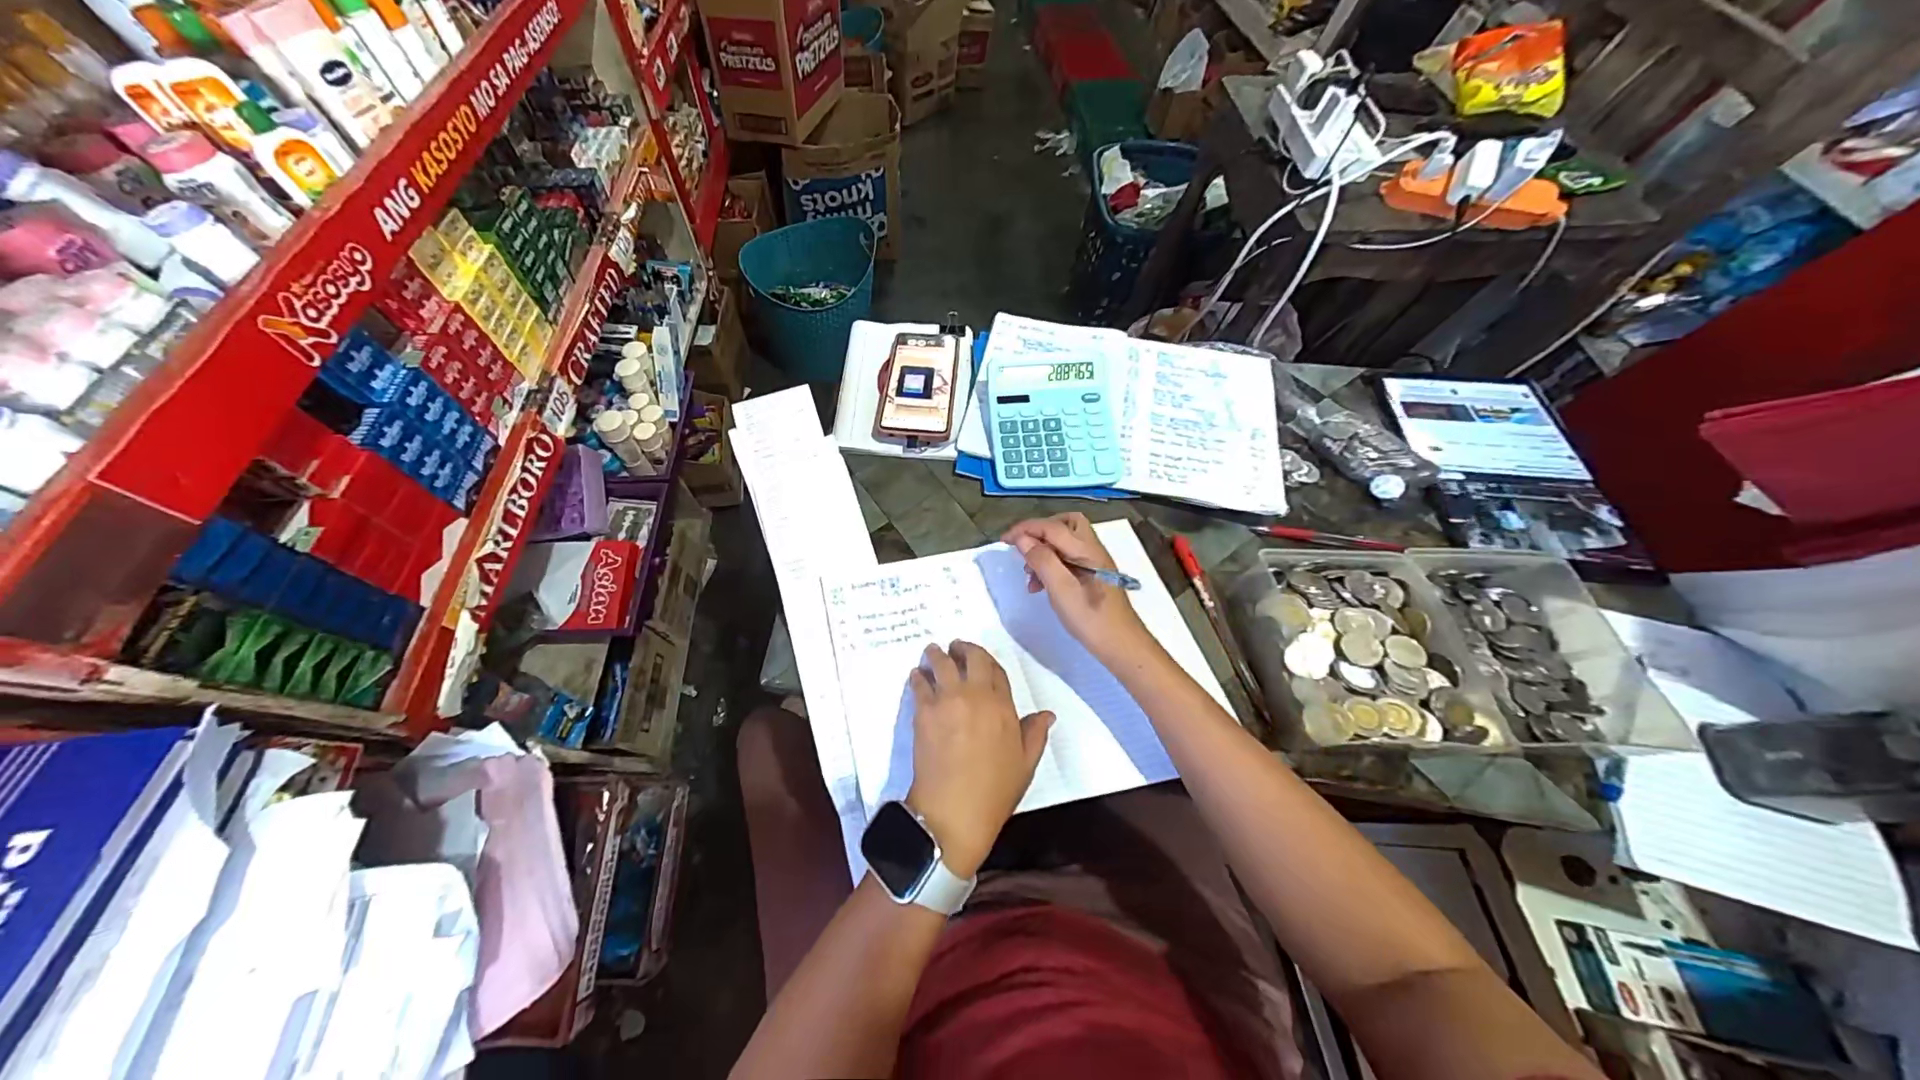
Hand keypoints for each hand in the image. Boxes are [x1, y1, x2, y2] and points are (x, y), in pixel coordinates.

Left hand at [904, 641, 1053, 877]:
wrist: (954, 809)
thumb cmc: (994, 791)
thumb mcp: (1025, 764)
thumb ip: (1035, 734)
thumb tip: (1047, 714)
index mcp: (1003, 707)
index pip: (997, 671)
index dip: (988, 662)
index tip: (979, 659)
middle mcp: (976, 696)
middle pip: (971, 659)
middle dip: (963, 648)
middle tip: (955, 645)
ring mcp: (948, 701)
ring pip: (942, 665)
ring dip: (937, 655)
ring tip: (932, 651)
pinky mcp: (923, 711)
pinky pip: (920, 684)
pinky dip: (918, 676)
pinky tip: (917, 674)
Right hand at [1002, 513, 1152, 663]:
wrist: (1120, 645)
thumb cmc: (1091, 619)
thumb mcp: (1061, 590)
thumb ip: (1043, 561)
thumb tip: (1023, 539)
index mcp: (1087, 551)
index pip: (1052, 527)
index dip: (1026, 529)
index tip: (1004, 540)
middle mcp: (1093, 550)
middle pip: (1066, 524)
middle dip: (1041, 530)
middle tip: (1023, 548)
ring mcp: (1095, 562)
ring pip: (1066, 541)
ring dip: (1044, 550)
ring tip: (1029, 575)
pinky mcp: (1093, 576)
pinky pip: (1069, 558)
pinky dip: (1052, 564)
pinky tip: (1040, 585)